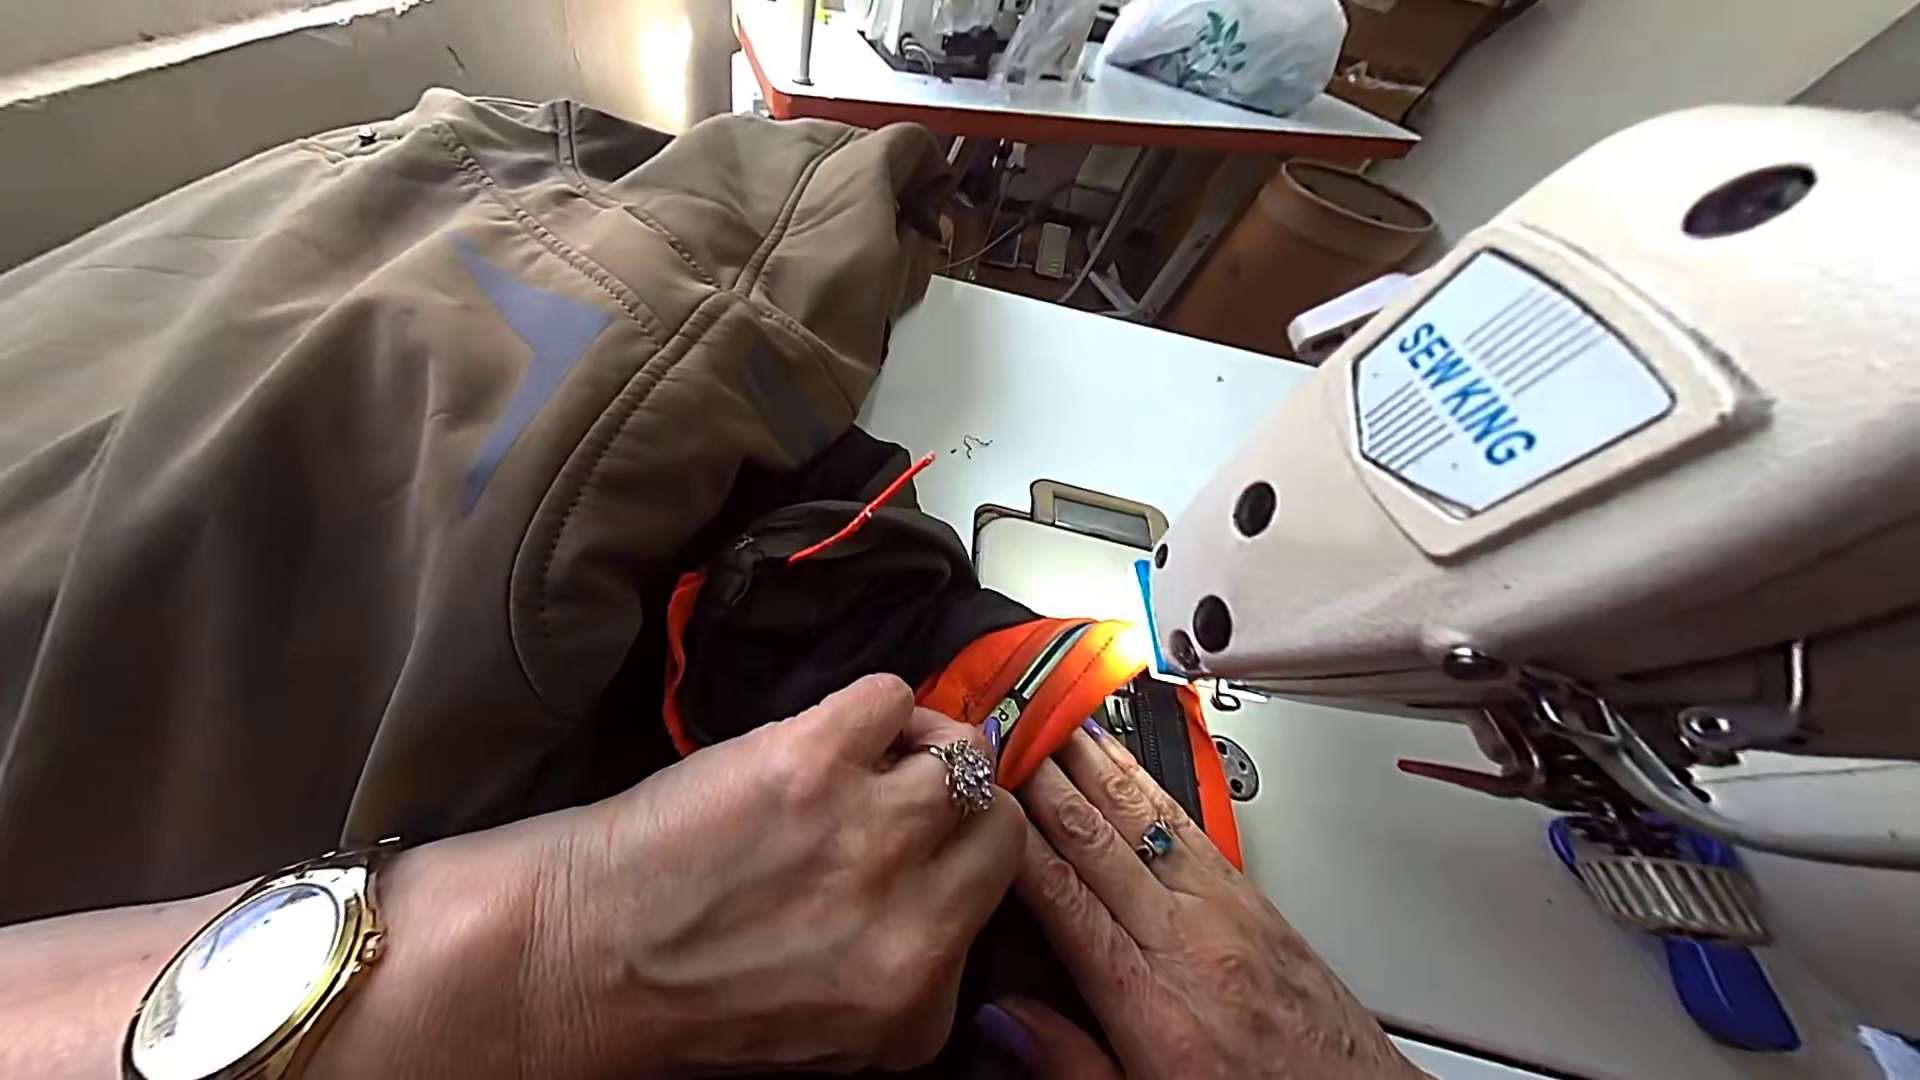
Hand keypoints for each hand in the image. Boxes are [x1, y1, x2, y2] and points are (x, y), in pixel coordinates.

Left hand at [310, 673, 1024, 1077]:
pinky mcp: (811, 759)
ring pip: (965, 751)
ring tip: (881, 750)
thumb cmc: (700, 989)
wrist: (573, 955)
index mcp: (916, 997)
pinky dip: (877, 704)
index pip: (999, 889)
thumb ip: (917, 956)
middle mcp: (906, 918)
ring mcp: (862, 830)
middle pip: (1000, 820)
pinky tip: (838, 730)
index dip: (963, 850)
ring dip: (927, 742)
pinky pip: (893, 695)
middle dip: (964, 798)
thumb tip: (954, 859)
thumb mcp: (841, 1017)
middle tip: (916, 784)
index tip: (934, 832)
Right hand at [999, 723, 1422, 1079]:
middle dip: (1042, 780)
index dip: (1017, 841)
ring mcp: (1217, 903)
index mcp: (1151, 1005)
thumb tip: (1005, 1017)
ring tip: (1051, 720)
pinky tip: (1113, 750)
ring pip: (1135, 813)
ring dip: (1087, 760)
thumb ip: (1071, 1063)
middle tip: (1007, 737)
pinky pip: (1179, 816)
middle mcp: (1183, 939)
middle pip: (1093, 839)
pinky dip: (1137, 775)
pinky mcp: (1242, 886)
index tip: (986, 801)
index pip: (1063, 899)